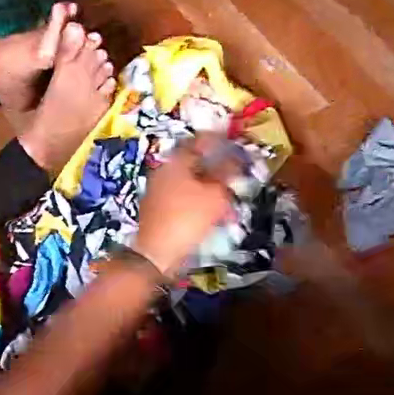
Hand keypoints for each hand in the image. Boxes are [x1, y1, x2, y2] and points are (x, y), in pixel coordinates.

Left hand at [130, 134, 241, 275]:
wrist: (157, 253)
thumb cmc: (187, 218)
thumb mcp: (215, 196)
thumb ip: (226, 174)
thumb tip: (235, 159)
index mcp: (175, 162)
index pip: (200, 142)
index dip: (220, 141)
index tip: (236, 145)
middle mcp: (163, 172)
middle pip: (195, 164)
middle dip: (218, 171)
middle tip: (235, 178)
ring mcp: (158, 192)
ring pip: (191, 184)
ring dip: (211, 191)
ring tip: (228, 204)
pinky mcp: (158, 210)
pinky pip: (184, 200)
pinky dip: (200, 204)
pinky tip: (213, 217)